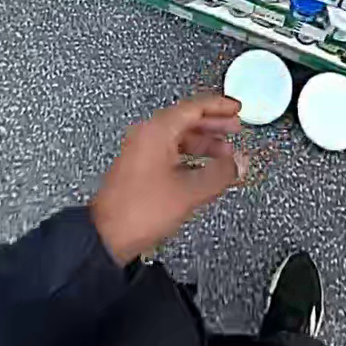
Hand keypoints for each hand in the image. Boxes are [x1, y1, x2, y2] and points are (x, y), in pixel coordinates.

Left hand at [89, 94, 247, 265]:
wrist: (105, 238)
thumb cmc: (141, 210)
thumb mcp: (189, 191)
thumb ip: (220, 174)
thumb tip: (240, 162)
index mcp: (158, 130)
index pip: (195, 106)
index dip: (220, 106)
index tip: (236, 108)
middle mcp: (148, 134)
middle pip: (188, 119)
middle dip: (214, 123)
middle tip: (236, 127)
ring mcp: (142, 150)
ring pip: (180, 136)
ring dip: (204, 141)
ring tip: (225, 151)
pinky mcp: (139, 167)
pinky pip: (171, 150)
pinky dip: (191, 154)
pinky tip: (204, 168)